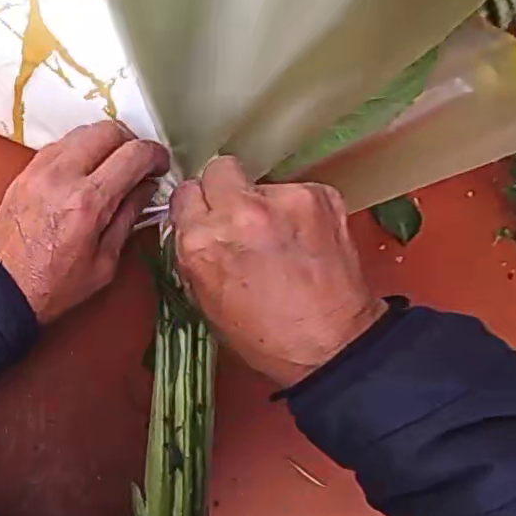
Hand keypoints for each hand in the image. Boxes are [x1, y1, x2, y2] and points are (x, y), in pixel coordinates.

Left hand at [0, 121, 168, 324]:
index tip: (161, 165)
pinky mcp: (25, 171)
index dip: (155, 154)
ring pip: (83, 131)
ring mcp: (40, 169)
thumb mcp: (105, 262)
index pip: (133, 154)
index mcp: (88, 202)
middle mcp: (63, 175)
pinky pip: (61, 144)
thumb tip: (146, 187)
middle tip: (138, 165)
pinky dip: (80, 150)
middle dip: (132, 142)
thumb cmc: (56, 285)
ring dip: (105, 143)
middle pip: (109, 129)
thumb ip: (128, 217)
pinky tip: (86, 172)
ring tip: (113, 168)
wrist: (3, 287)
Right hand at [170, 157, 384, 386]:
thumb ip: (195, 253)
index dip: (198, 208)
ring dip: (264, 204)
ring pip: (260, 181)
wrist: (331, 345)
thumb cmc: (266, 336)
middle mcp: (237, 214)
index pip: (185, 194)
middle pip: (219, 170)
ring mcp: (280, 200)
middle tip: (240, 218)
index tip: (209, 218)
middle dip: (225, 191)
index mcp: (200, 243)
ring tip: (280, 240)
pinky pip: (295, 191)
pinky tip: (304, 241)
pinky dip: (297, 211)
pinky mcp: (318, 195)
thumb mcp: (206, 300)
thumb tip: (195, 228)